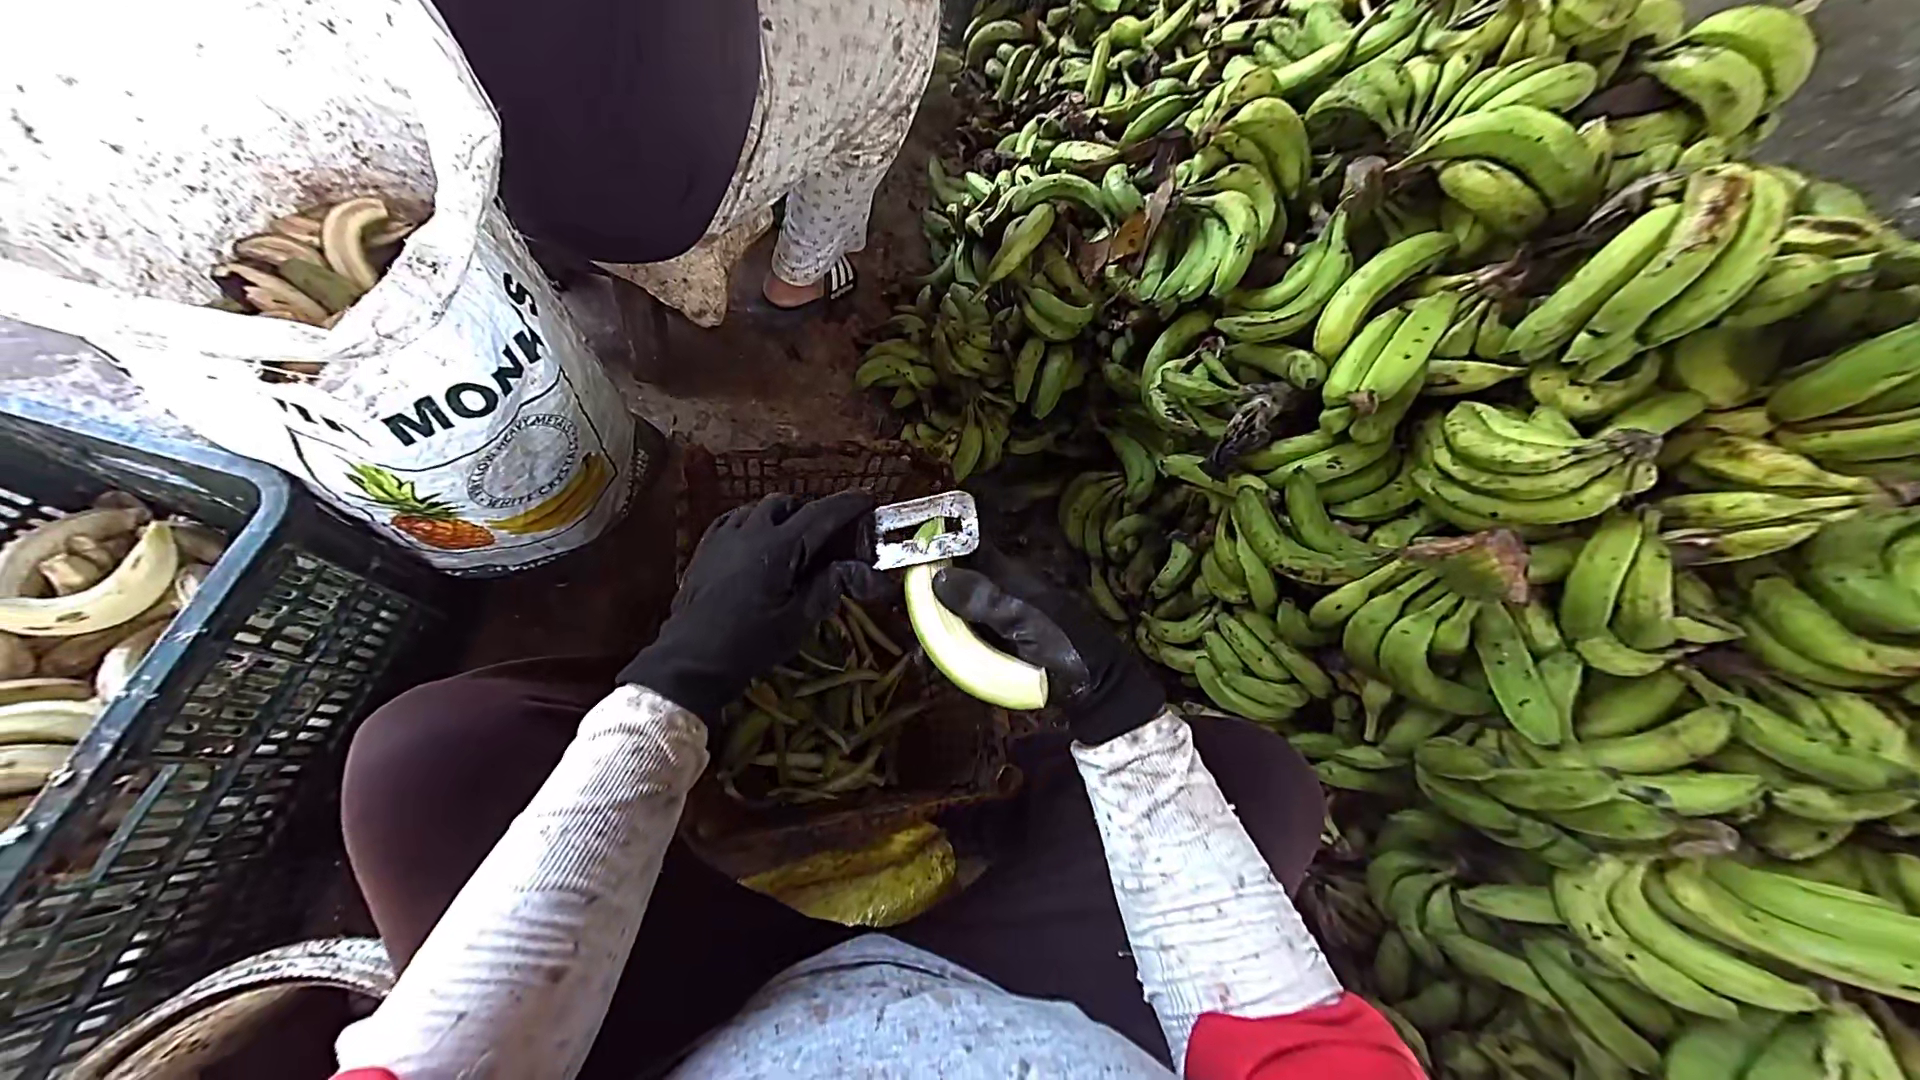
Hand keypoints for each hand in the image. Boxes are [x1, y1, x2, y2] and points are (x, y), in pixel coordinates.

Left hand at [621, 491, 890, 721]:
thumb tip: (862, 569)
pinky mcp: (705, 548)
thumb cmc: (749, 644)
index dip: (847, 504)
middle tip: (830, 531)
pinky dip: (753, 521)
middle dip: (813, 510)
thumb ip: (830, 586)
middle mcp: (749, 532)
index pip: (821, 514)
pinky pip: (734, 519)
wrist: (690, 661)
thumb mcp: (799, 620)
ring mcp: (723, 537)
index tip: (867, 498)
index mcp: (778, 548)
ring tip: (795, 535)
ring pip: (759, 508)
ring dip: (783, 514)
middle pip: (789, 503)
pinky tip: (758, 540)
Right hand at [933, 546, 1163, 744]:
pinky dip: (953, 627)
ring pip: (962, 601)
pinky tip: (936, 633)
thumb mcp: (1022, 621)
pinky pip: (969, 625)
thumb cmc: (1064, 645)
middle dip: (934, 578)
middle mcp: (1003, 589)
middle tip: (904, 586)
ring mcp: (1001, 614)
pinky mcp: (1001, 637)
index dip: (943, 544)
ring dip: (940, 604)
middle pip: (961, 575)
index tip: (910, 549)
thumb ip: (983, 599)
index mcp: (1010, 576)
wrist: (1094, 685)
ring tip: (912, 608)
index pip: (969, 548)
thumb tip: (938, 577)